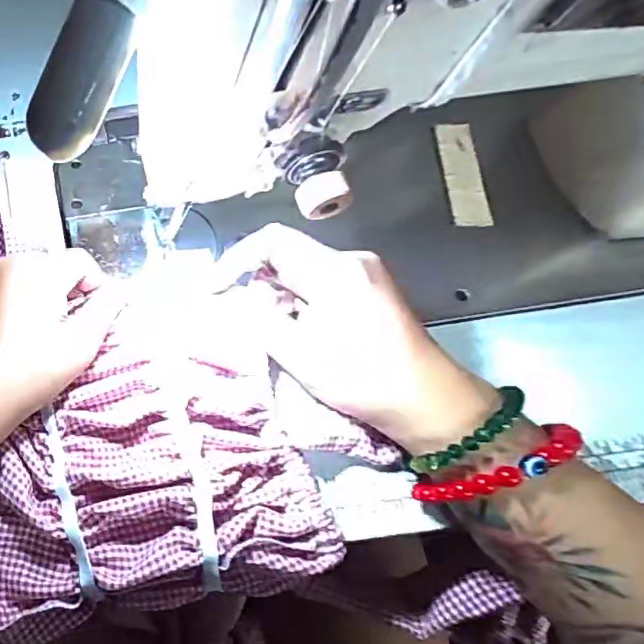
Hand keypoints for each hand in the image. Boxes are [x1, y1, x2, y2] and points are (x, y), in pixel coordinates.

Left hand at [0, 249, 121, 450]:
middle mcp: (5, 263)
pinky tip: (10, 335)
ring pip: (24, 276)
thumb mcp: (82, 343)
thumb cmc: (32, 372)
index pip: (81, 261)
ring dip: (37, 295)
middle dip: (64, 290)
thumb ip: (106, 308)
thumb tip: (119, 289)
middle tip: (65, 329)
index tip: (93, 315)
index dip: (96, 286)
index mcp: (37, 269)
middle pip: (51, 265)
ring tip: (35, 333)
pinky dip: (10, 302)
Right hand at [216, 224, 496, 453]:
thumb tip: (235, 297)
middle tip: (241, 322)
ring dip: (280, 300)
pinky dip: (302, 307)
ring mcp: (366, 275)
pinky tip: (303, 337)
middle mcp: (352, 261)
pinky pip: (323, 287)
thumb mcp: (299, 354)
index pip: (271, 241)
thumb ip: (258, 318)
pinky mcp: (372, 293)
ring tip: (275, 338)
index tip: (214, 291)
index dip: (235, 260)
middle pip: (288, 257)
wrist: (429, 402)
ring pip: (304, 275)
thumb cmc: (363, 379)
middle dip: (258, 286)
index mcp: (334, 269)